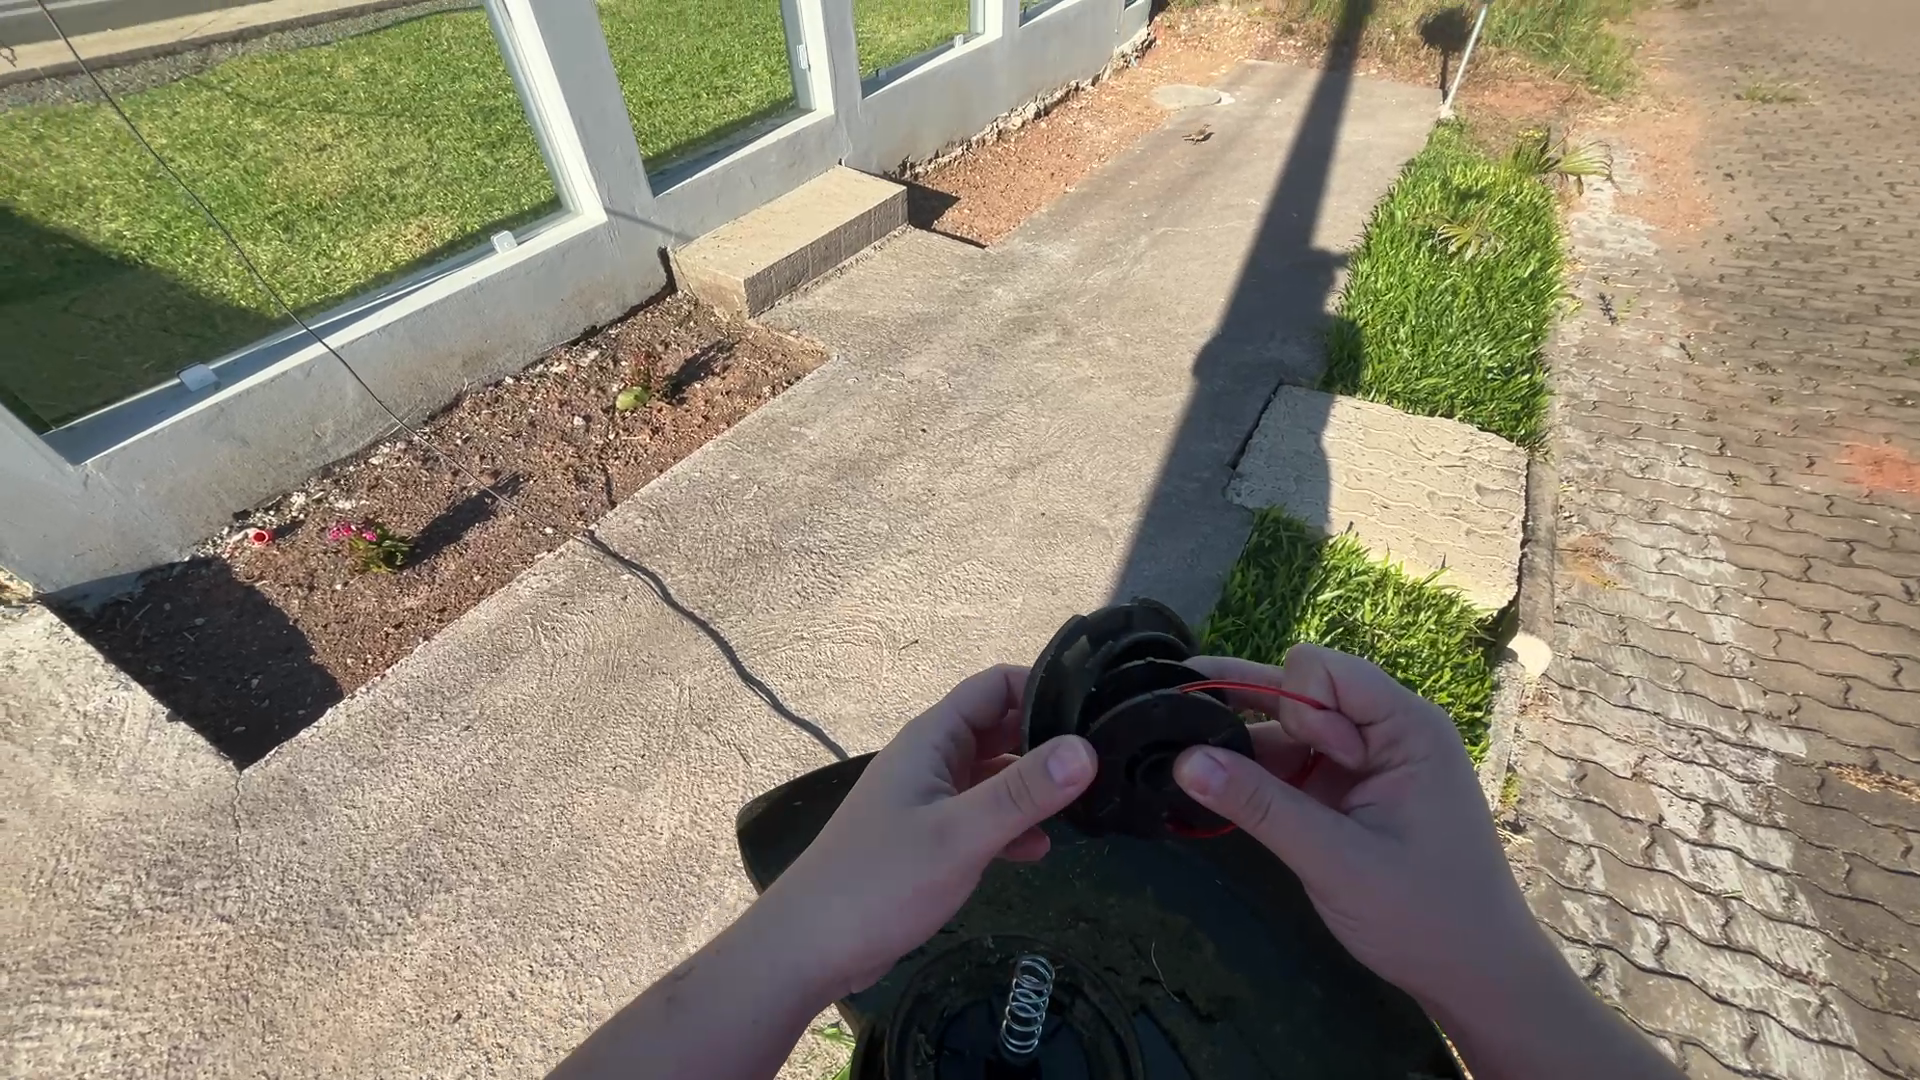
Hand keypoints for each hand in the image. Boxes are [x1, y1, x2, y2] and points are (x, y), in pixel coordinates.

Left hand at [757, 665, 1096, 997]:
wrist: (810, 947)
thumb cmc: (883, 880)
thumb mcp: (961, 834)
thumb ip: (1023, 792)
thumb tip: (1086, 747)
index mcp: (934, 737)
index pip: (994, 686)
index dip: (1041, 686)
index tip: (1093, 709)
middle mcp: (933, 757)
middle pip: (999, 727)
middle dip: (1046, 739)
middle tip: (1104, 759)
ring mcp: (930, 796)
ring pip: (993, 774)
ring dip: (1032, 787)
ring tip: (1084, 805)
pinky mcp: (930, 835)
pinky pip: (981, 815)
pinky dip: (1010, 825)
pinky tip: (1039, 850)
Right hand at [1171, 646, 1546, 1009]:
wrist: (1475, 982)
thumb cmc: (1426, 918)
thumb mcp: (1337, 861)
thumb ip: (1259, 805)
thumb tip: (1182, 760)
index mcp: (1404, 727)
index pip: (1323, 670)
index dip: (1295, 705)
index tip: (1309, 762)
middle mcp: (1379, 728)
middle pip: (1294, 689)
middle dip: (1249, 710)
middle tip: (1180, 723)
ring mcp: (1356, 757)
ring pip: (1279, 723)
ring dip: (1241, 743)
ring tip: (1182, 754)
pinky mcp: (1337, 785)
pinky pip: (1282, 757)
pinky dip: (1249, 770)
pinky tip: (1212, 781)